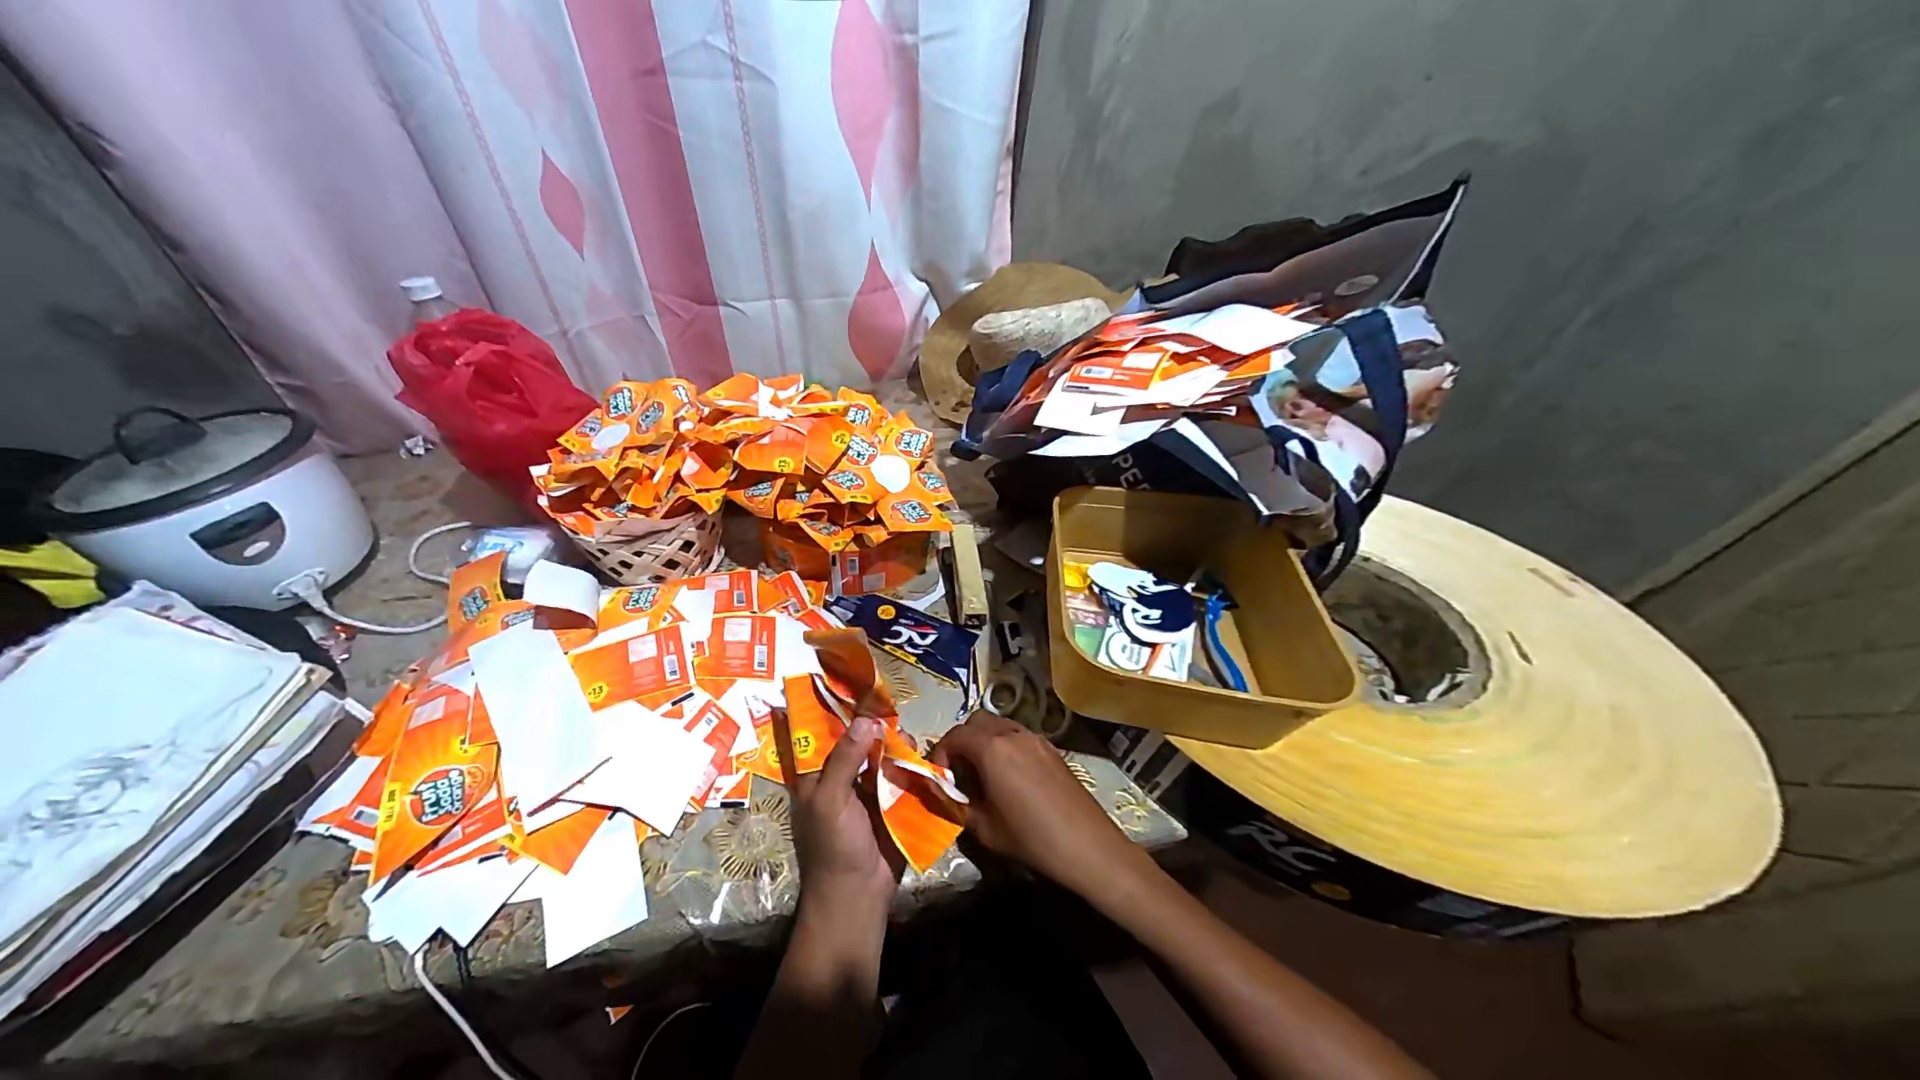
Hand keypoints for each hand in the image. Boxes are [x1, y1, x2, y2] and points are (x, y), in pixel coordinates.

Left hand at [740, 713, 896, 1079]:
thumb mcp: (829, 800)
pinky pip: (899, 771)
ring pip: (878, 751)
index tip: (834, 674)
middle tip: (882, 689)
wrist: (859, 896)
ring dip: (891, 738)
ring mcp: (865, 787)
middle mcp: (839, 774)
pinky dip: (909, 759)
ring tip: (904, 719)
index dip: (820, 704)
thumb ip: (845, 759)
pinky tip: (921, 747)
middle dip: (866, 717)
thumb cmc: (832, 847)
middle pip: (851, 736)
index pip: (812, 731)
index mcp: (814, 773)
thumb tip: (867, 719)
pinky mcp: (890, 800)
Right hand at [930, 712, 1148, 897]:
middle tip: (959, 773)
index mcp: (993, 749)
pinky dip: (1005, 746)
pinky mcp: (1052, 749)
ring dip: (984, 742)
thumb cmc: (1031, 838)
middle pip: (976, 722)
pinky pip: (1019, 736)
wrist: (1087, 845)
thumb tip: (937, 789)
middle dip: (961, 742)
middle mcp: (1013, 734)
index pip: (955, 735)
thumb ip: (955, 803)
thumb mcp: (984, 828)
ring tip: (983, 776)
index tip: (939, 777)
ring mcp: (1036, 738)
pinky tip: (1009, 778)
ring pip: (999, 726)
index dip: (940, 753)